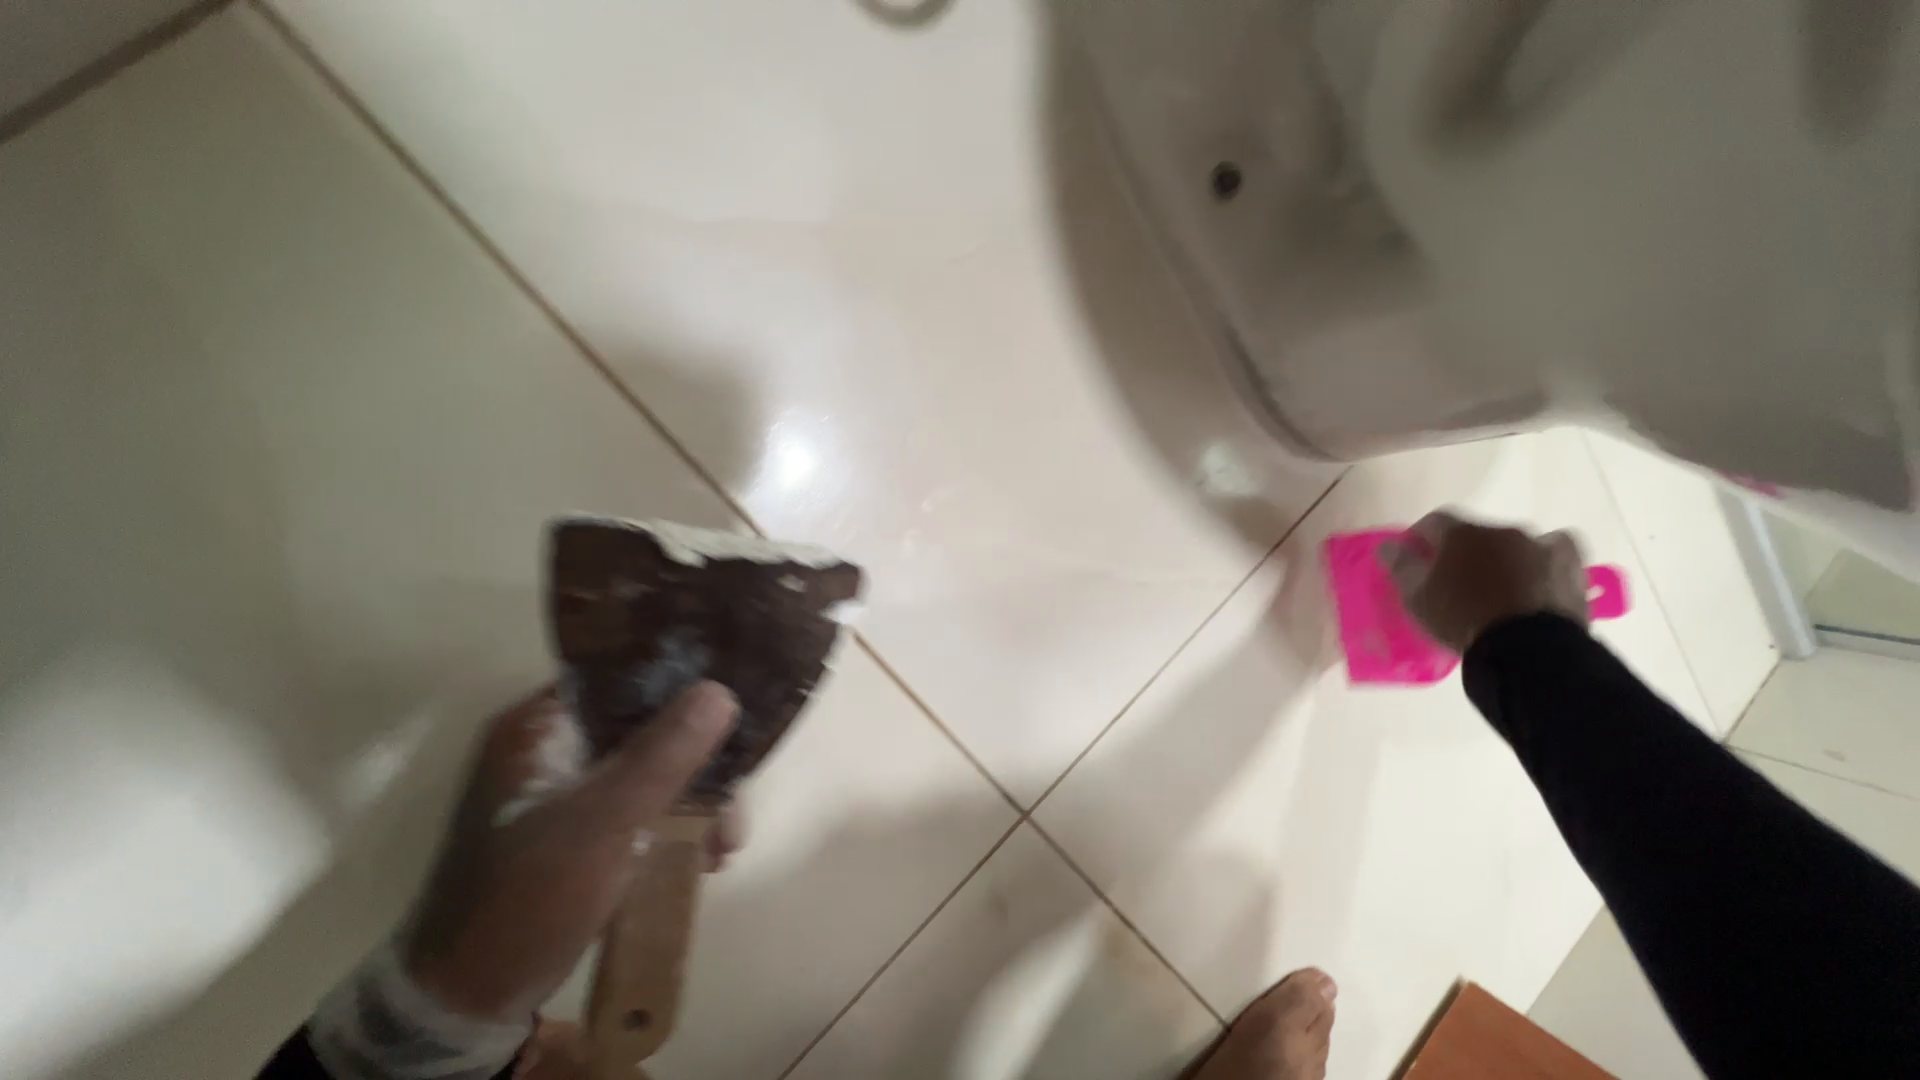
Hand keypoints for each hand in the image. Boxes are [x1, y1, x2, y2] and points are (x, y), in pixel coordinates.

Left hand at [401, 682, 740, 1022]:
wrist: (468, 1001)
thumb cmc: (527, 897)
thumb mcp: (602, 822)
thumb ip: (661, 755)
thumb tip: (720, 690)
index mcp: (539, 727)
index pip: (621, 679)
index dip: (680, 687)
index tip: (730, 712)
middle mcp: (552, 748)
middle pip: (647, 729)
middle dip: (698, 767)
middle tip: (732, 810)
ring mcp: (565, 792)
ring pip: (651, 772)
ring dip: (695, 803)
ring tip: (725, 847)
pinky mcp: (579, 832)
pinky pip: (641, 808)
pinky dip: (674, 828)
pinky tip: (705, 858)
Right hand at [1384, 510, 1590, 651]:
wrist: (1527, 647)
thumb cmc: (1462, 619)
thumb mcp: (1417, 597)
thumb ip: (1401, 566)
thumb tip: (1389, 544)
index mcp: (1461, 533)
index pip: (1433, 521)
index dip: (1420, 537)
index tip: (1414, 557)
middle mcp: (1501, 530)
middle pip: (1474, 533)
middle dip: (1462, 551)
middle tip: (1455, 579)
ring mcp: (1540, 544)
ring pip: (1512, 542)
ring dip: (1501, 556)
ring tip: (1497, 586)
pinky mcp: (1570, 564)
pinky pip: (1555, 548)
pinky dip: (1543, 556)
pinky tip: (1538, 573)